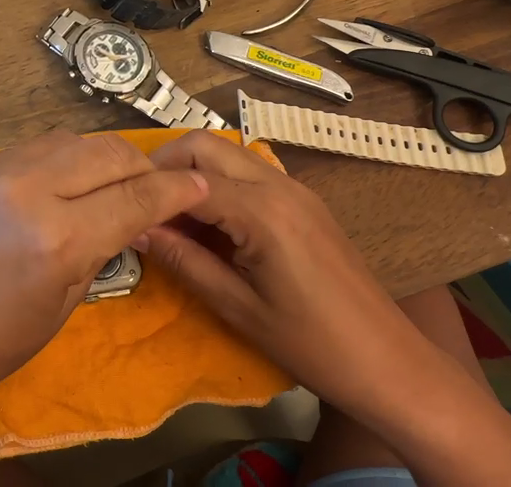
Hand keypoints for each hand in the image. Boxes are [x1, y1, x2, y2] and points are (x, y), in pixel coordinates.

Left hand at [0, 130, 208, 409]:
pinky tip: (60, 184)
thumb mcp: (64, 303)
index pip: (134, 197)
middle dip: (140, 167)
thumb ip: (100, 246)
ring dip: (98, 157)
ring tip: (110, 182)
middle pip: (105, 153)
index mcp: (56, 236)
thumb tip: (129, 213)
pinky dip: (56, 160)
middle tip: (155, 185)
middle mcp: (27, 187)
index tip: (197, 184)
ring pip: (68, 140)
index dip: (173, 190)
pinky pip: (30, 150)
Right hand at [134, 131, 430, 412]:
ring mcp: (294, 188)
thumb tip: (134, 227)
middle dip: (164, 165)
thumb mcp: (236, 307)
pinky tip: (207, 222)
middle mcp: (277, 185)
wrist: (393, 366)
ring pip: (226, 151)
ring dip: (191, 170)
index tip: (118, 206)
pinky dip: (217, 181)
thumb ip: (182, 259)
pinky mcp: (303, 200)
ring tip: (168, 214)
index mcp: (261, 211)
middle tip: (140, 204)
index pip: (185, 178)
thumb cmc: (312, 345)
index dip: (147, 189)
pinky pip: (247, 170)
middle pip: (204, 144)